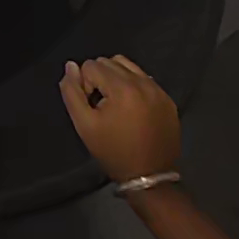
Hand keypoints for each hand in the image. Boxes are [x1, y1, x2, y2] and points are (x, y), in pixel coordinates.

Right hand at [59, 55, 179, 182]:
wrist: (149, 177)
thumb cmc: (112, 150)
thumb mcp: (83, 123)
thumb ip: (72, 91)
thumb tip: (71, 66)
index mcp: (123, 88)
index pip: (91, 65)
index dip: (85, 84)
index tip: (92, 107)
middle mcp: (143, 83)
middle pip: (109, 61)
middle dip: (99, 78)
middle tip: (101, 105)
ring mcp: (158, 90)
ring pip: (127, 65)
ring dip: (115, 77)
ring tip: (115, 102)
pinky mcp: (168, 99)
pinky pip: (143, 78)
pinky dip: (132, 84)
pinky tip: (131, 107)